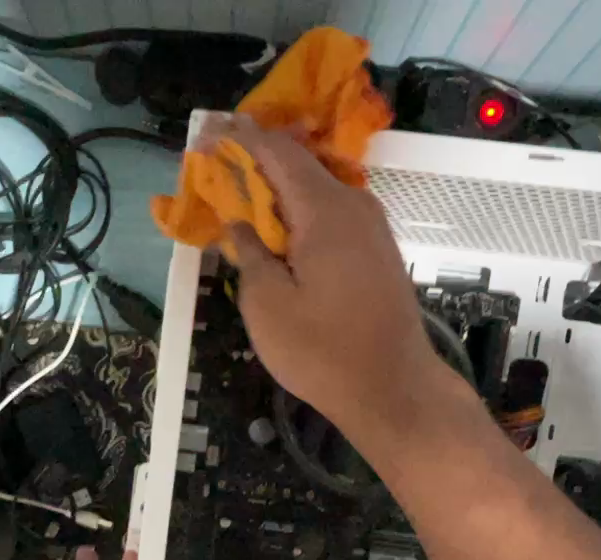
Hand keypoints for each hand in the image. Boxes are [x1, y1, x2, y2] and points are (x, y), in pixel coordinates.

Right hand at [218, 120, 450, 433]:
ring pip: (318, 192)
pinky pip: (333, 216)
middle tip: (220, 167)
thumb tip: (241, 223)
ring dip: (280, 191)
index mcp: (324, 210)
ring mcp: (372, 228)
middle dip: (258, 162)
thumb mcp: (267, 306)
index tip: (209, 129)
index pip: (277, 152)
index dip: (240, 138)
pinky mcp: (377, 253)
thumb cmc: (322, 351)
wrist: (391, 389)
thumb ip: (249, 255)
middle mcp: (354, 205)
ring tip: (244, 198)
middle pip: (300, 167)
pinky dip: (301, 214)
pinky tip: (281, 231)